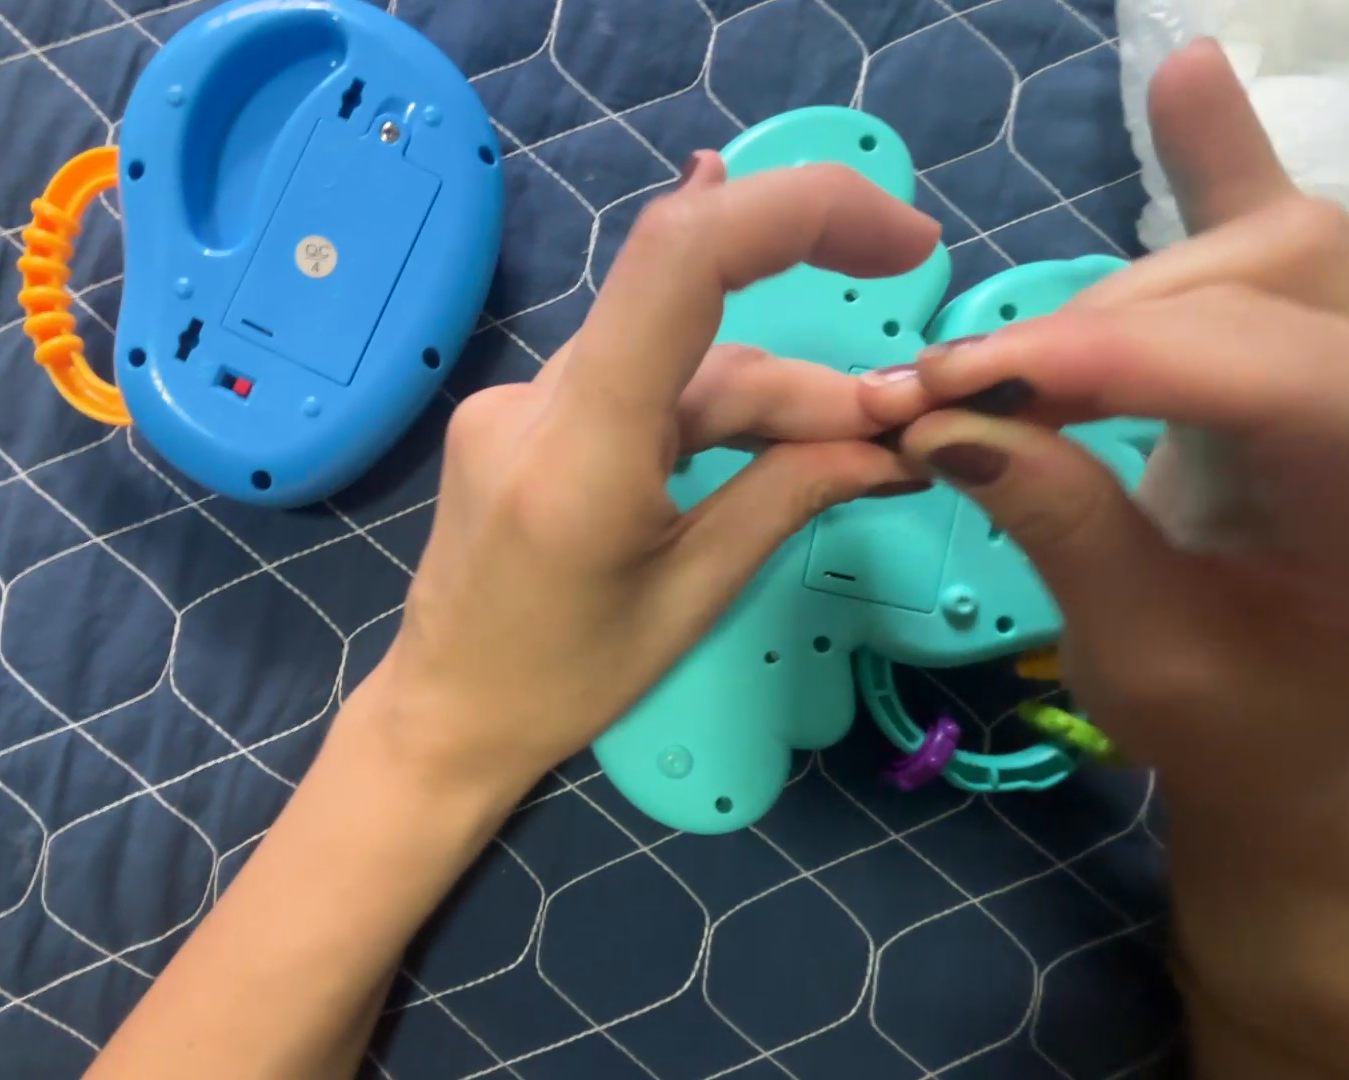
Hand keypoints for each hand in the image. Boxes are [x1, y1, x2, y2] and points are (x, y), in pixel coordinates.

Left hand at [360, 154, 940, 799]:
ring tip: (832, 452)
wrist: (446, 709)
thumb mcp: (690, 597)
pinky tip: (752, 439)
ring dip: (754, 401)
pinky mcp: (510, 420)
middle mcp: (531, 403)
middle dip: (802, 378)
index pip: (681, 256)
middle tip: (889, 431)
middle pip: (692, 331)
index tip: (902, 244)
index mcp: (579, 454)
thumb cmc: (563, 683)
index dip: (802, 209)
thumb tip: (888, 440)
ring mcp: (510, 405)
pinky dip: (694, 410)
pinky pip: (624, 388)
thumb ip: (787, 495)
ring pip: (662, 363)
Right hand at [860, 41, 1348, 811]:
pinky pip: (1294, 239)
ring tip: (1004, 366)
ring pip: (1265, 253)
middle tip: (954, 396)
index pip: (1261, 369)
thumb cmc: (1233, 732)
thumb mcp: (1137, 650)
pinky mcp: (1346, 362)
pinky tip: (1180, 77)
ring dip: (1111, 301)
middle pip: (1268, 281)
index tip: (939, 386)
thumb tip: (935, 423)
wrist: (1307, 756)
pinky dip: (1222, 163)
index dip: (1083, 360)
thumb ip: (1053, 520)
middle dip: (1085, 332)